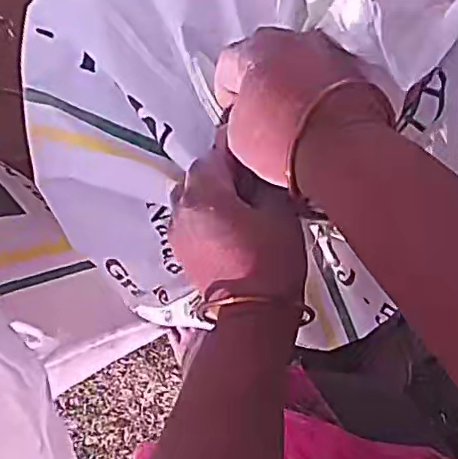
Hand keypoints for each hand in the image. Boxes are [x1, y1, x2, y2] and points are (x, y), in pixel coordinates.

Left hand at [170, 125, 307, 304]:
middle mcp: (182, 209)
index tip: (254, 141)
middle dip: (226, 172)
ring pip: (194, 197)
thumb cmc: (270, 266)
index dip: (238, 143)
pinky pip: (193, 220)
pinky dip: (209, 216)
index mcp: (204, 193)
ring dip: (215, 195)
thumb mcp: (279, 213)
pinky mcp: (182, 252)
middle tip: (257, 181)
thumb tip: (258, 166)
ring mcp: (178, 232)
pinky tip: (233, 226)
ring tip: (245, 206)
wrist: (252, 317)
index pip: (217, 150)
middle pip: (201, 173)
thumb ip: (264, 180)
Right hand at [213, 28, 393, 189]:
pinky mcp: (359, 70)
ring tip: (299, 123)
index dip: (228, 94)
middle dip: (266, 85)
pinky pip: (335, 78)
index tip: (233, 111)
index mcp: (254, 49)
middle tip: (266, 118)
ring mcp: (329, 52)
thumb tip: (244, 123)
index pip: (228, 66)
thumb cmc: (293, 140)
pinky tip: (324, 121)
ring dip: (299, 87)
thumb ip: (236, 118)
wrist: (342, 149)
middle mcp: (293, 41)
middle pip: (269, 58)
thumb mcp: (239, 138)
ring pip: (305, 65)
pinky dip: (328, 93)